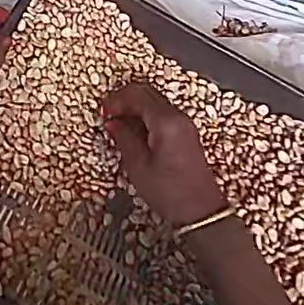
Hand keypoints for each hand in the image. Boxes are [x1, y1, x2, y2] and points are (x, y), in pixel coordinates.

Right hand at [102, 82, 226, 227]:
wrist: (201, 211)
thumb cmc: (168, 192)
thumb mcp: (138, 167)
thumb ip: (124, 138)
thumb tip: (113, 123)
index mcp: (166, 122)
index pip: (137, 95)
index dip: (116, 100)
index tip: (103, 112)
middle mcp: (177, 116)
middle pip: (148, 93)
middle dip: (125, 99)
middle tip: (108, 114)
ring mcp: (184, 123)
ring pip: (155, 102)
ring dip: (135, 107)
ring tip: (117, 123)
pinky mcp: (186, 132)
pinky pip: (162, 113)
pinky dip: (146, 116)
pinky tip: (134, 131)